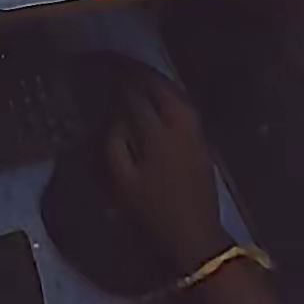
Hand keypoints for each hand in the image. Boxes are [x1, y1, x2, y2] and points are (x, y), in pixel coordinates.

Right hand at [106, 75, 233, 273]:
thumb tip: (115, 117)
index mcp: (156, 135)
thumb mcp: (123, 180)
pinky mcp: (202, 143)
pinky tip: (159, 96)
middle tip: (121, 64)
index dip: (117, 81)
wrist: (196, 239)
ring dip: (158, 81)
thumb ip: (115, 142)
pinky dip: (170, 94)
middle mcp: (179, 127)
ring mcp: (194, 134)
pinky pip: (185, 107)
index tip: (100, 70)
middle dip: (140, 73)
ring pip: (177, 95)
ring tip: (140, 74)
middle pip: (161, 88)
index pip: (134, 96)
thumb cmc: (154, 211)